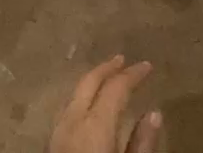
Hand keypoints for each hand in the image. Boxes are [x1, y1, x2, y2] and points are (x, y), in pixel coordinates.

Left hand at [48, 55, 162, 152]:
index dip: (133, 74)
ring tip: (107, 79)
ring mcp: (55, 135)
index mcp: (94, 125)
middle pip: (88, 82)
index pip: (116, 87)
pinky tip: (87, 108)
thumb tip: (154, 114)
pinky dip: (80, 99)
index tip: (148, 66)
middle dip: (107, 68)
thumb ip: (141, 145)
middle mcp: (71, 122)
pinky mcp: (48, 148)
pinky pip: (66, 111)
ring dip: (91, 82)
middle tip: (123, 59)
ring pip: (73, 95)